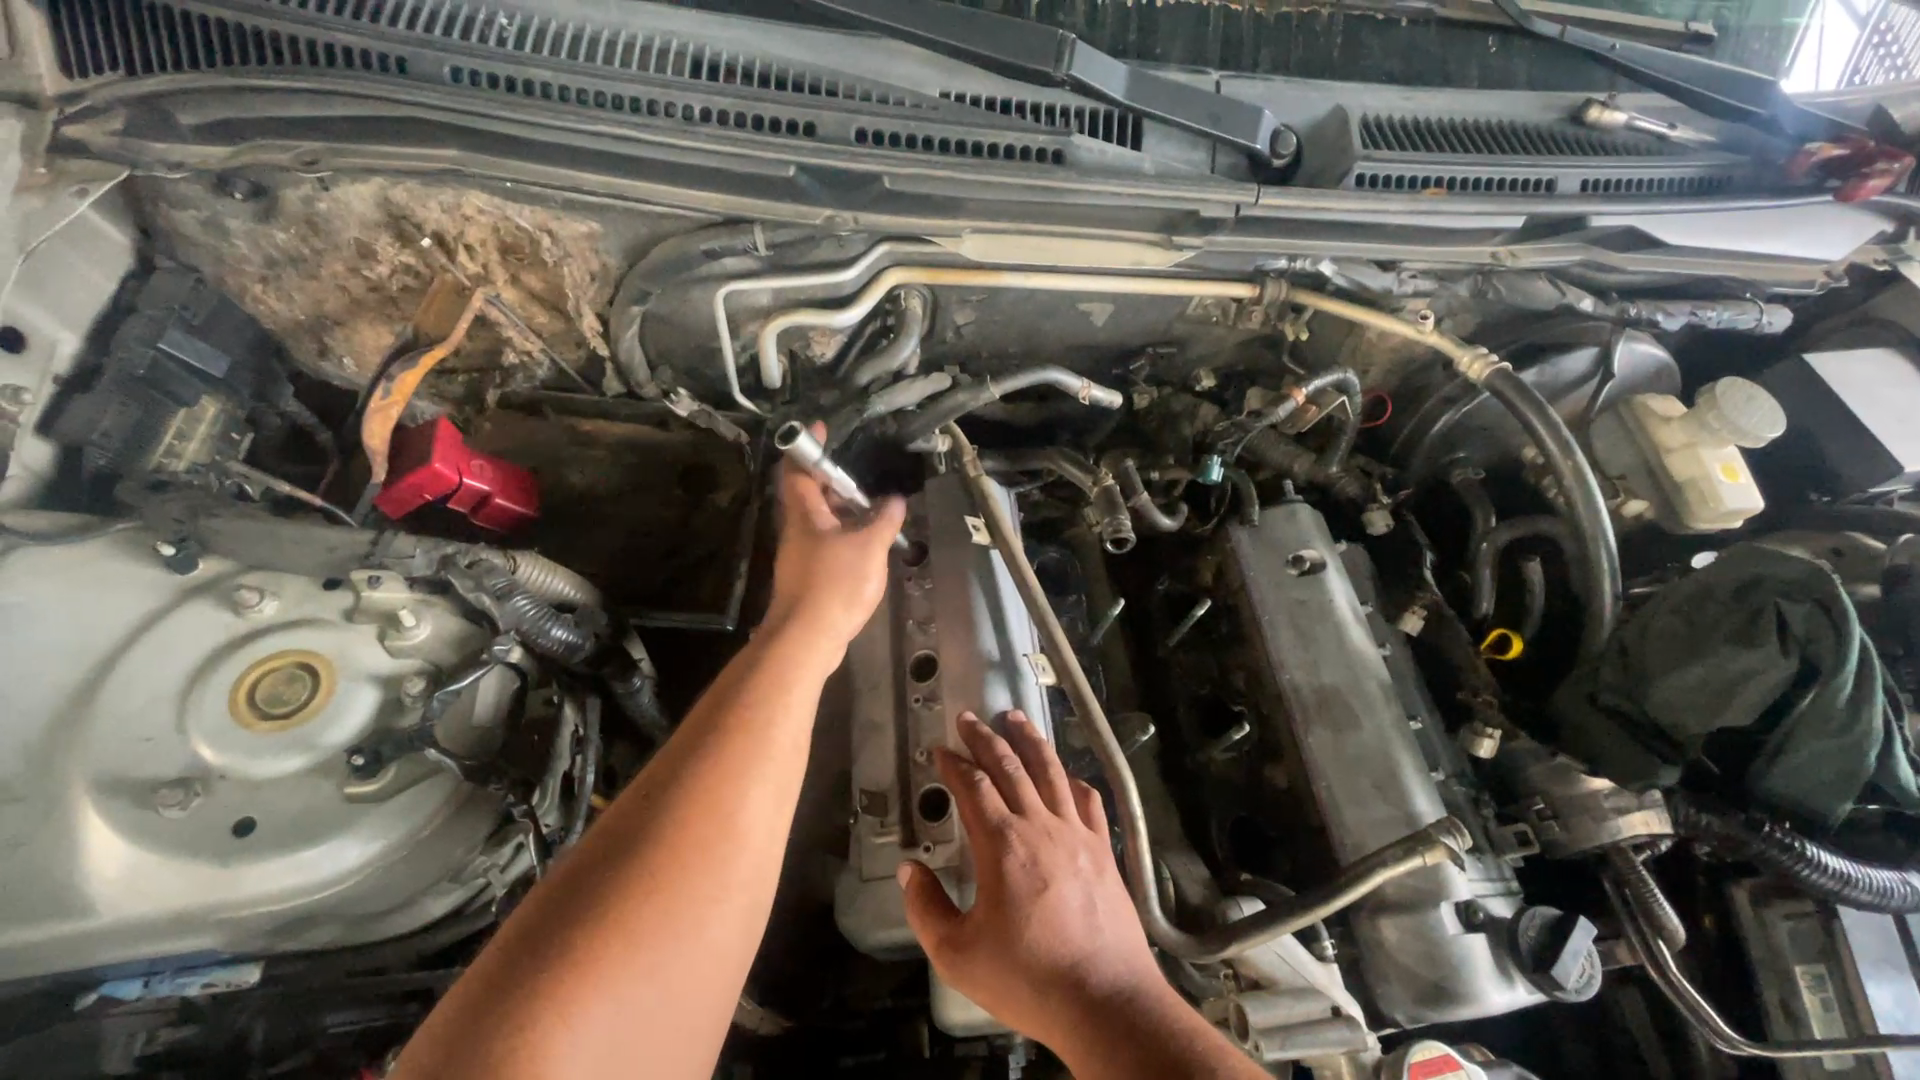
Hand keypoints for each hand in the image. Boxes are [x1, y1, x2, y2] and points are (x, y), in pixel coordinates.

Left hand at [764, 427, 905, 647]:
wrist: (807, 638)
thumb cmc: (834, 584)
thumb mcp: (869, 546)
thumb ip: (884, 520)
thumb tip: (894, 500)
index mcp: (804, 513)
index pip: (798, 469)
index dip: (808, 447)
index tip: (821, 430)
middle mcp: (797, 530)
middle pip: (810, 496)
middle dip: (835, 484)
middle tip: (862, 480)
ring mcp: (800, 556)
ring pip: (821, 523)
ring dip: (844, 515)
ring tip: (874, 513)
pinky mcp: (808, 578)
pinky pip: (827, 547)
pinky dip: (846, 540)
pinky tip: (868, 549)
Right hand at [898, 711, 1175, 1053]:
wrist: (1105, 1000)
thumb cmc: (1027, 978)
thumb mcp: (957, 955)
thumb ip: (926, 909)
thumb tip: (908, 870)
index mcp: (1002, 844)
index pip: (973, 787)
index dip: (954, 764)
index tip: (939, 750)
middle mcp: (1041, 826)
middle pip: (1010, 767)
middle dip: (985, 738)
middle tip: (969, 717)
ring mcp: (1078, 834)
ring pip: (1051, 771)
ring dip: (1030, 741)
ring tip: (1016, 717)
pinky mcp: (1104, 850)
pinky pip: (1088, 799)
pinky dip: (1071, 778)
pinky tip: (1066, 774)